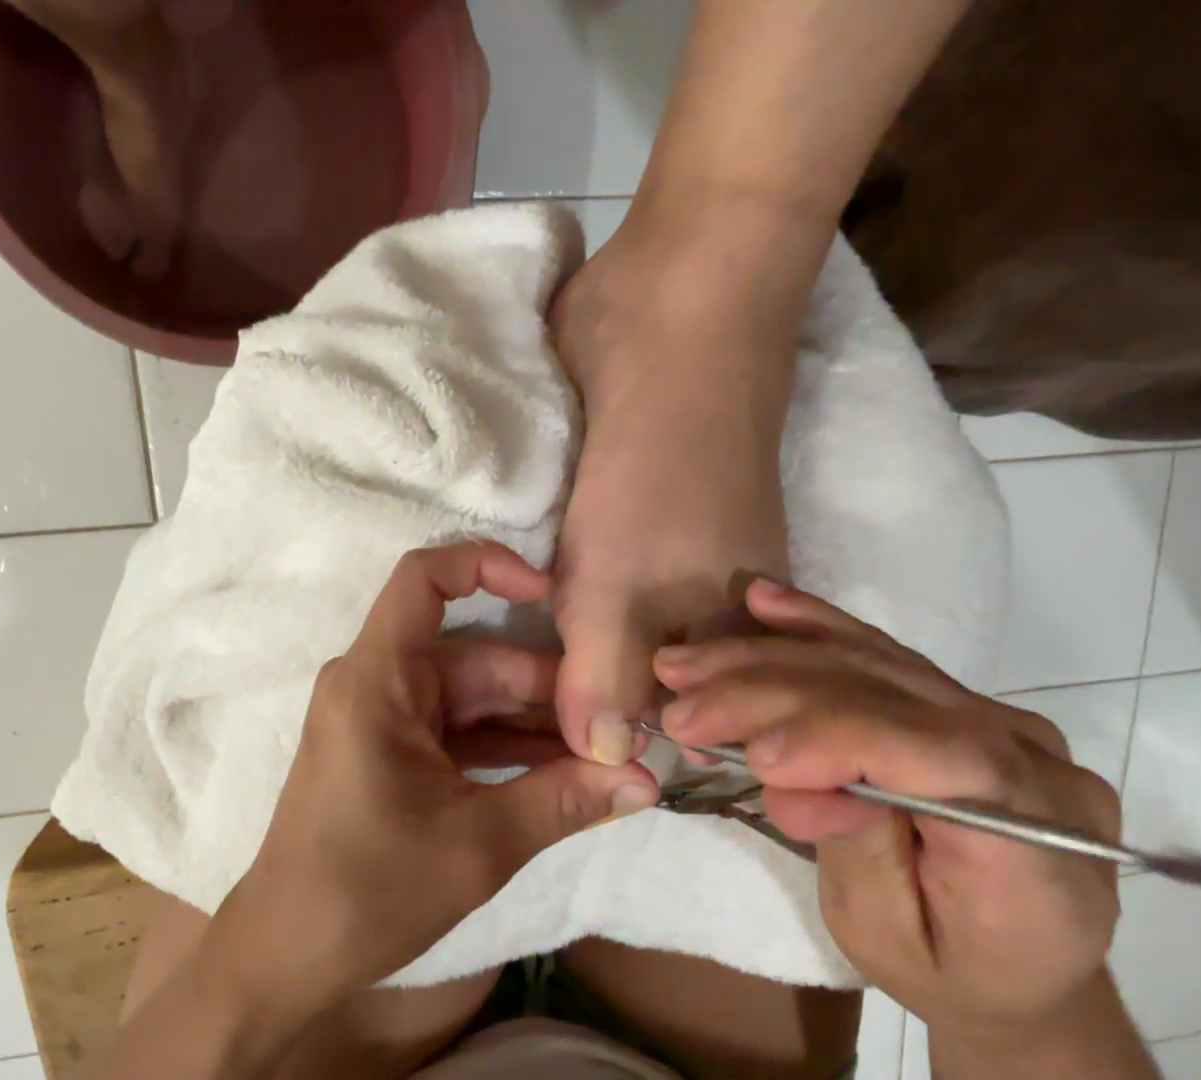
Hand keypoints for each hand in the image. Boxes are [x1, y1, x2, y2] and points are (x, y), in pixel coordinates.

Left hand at [207, 541, 660, 1014]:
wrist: (287, 958)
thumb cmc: (368, 892)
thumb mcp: (479, 845)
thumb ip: (565, 801)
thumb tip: (650, 780)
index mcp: (376, 681)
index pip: (423, 580)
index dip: (487, 565)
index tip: (553, 592)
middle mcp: (377, 684)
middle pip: (476, 656)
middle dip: (551, 687)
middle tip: (627, 721)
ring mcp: (386, 719)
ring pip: (476, 698)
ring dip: (538, 725)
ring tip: (615, 751)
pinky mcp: (395, 753)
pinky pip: (461, 732)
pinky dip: (509, 749)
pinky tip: (572, 774)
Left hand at [549, 204, 826, 767]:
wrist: (667, 318)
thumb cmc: (660, 465)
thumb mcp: (634, 585)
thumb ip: (611, 673)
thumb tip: (602, 762)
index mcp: (723, 631)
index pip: (684, 724)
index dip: (623, 754)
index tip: (554, 786)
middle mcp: (693, 601)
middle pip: (631, 683)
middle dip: (572, 710)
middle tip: (494, 753)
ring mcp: (650, 553)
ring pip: (597, 629)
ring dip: (550, 657)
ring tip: (477, 709)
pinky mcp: (607, 513)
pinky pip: (573, 576)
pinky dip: (541, 603)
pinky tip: (495, 633)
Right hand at [654, 579, 1122, 1043]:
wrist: (1018, 961)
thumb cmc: (953, 968)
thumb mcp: (893, 937)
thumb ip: (854, 843)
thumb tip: (785, 771)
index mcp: (1037, 833)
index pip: (942, 756)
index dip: (842, 738)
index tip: (754, 757)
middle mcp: (1027, 753)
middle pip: (891, 696)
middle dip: (773, 694)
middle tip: (681, 707)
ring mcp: (994, 717)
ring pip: (872, 664)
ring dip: (767, 659)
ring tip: (686, 663)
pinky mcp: (956, 701)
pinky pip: (880, 653)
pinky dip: (814, 627)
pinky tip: (762, 602)